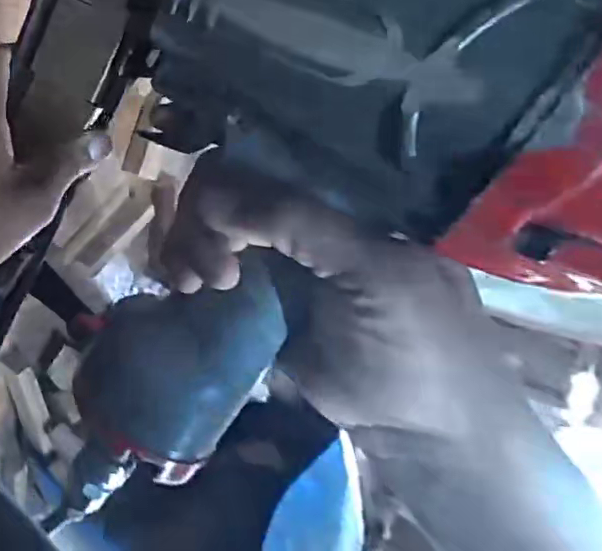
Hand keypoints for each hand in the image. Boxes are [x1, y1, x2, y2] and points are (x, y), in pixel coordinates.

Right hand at [154, 159, 527, 439]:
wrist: (421, 439)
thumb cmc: (415, 345)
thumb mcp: (370, 269)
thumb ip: (296, 221)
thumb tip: (209, 197)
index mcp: (334, 199)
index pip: (263, 162)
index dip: (228, 184)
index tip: (219, 225)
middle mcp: (296, 218)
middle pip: (223, 190)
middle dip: (201, 222)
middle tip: (211, 272)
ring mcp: (268, 253)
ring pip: (203, 222)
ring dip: (186, 245)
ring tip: (192, 286)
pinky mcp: (247, 289)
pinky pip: (198, 257)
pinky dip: (180, 262)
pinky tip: (183, 289)